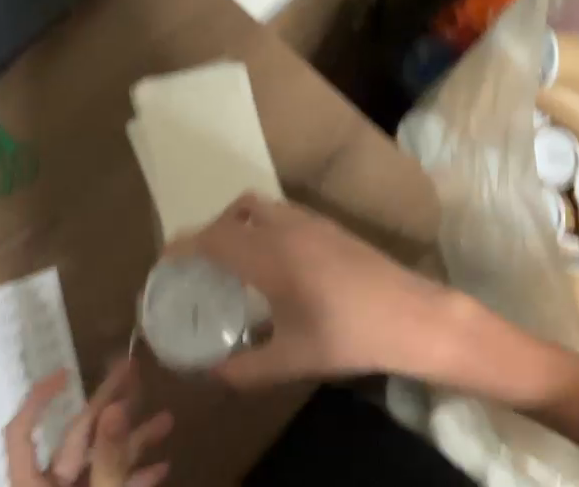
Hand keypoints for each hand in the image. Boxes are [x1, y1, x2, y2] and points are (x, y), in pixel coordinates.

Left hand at [5, 358, 171, 486]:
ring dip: (133, 441)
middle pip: (76, 437)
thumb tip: (114, 407)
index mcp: (31, 483)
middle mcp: (46, 486)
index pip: (20, 432)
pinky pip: (108, 483)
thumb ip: (108, 459)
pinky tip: (161, 466)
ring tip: (166, 420)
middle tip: (136, 372)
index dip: (38, 400)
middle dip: (111, 406)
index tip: (66, 373)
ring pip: (99, 460)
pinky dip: (132, 474)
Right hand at [168, 193, 463, 386]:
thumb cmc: (349, 336)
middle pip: (234, 213)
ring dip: (237, 222)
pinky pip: (281, 211)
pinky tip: (272, 259)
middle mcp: (285, 227)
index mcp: (269, 255)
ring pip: (260, 206)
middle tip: (197, 262)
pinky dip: (262, 224)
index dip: (184, 244)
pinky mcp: (330, 225)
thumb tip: (214, 373)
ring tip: (232, 257)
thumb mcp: (294, 359)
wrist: (413, 315)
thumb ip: (247, 368)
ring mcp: (311, 221)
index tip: (165, 259)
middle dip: (208, 231)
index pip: (214, 237)